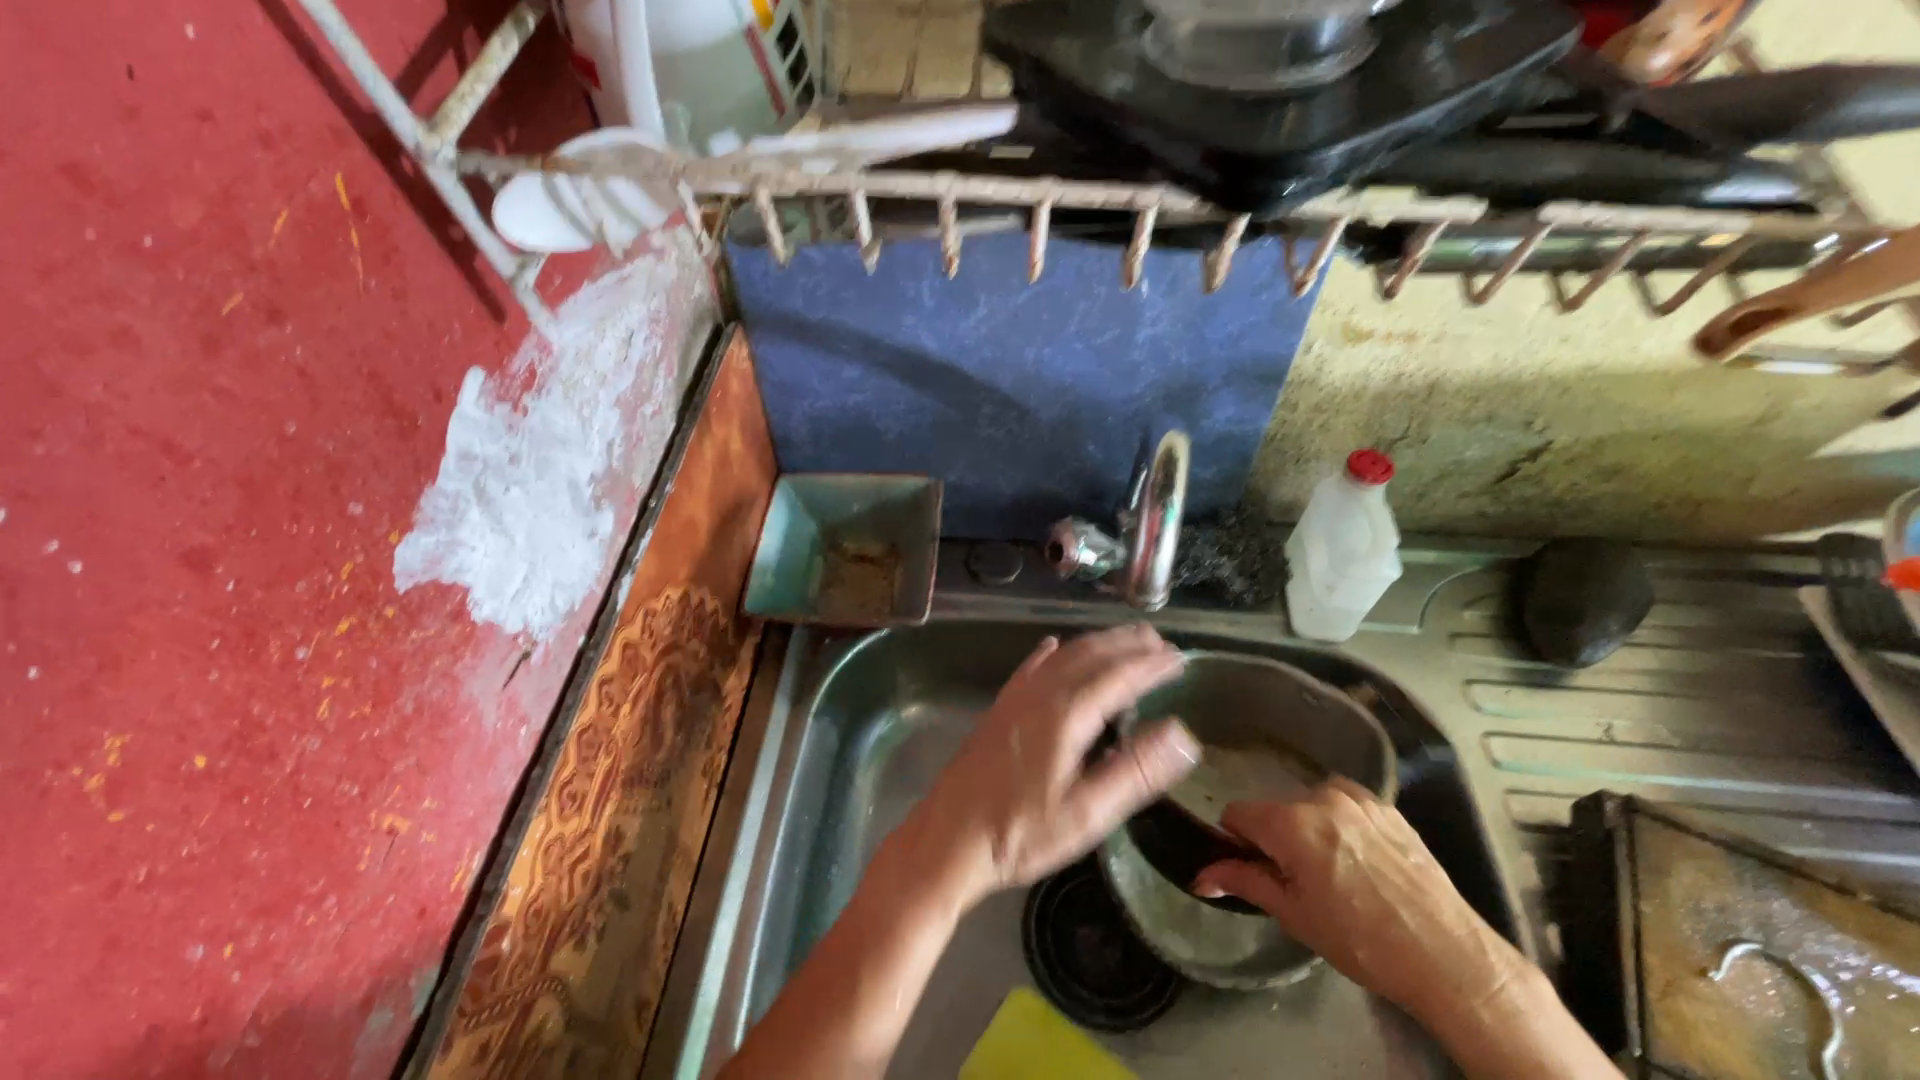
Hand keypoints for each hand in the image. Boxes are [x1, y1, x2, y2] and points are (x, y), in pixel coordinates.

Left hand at [910, 625, 1201, 904]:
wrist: (946, 840)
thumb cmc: (1020, 834)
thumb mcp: (1086, 814)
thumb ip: (1135, 772)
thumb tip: (1183, 734)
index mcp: (1066, 716)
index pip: (1119, 677)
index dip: (1152, 665)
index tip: (1181, 658)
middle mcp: (1040, 697)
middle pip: (1090, 656)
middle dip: (1126, 644)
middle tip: (1159, 640)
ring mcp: (1014, 701)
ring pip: (1061, 657)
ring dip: (1095, 644)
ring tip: (1122, 640)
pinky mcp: (997, 712)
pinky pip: (1029, 669)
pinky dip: (1049, 653)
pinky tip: (1052, 646)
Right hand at [1192, 778, 1530, 1026]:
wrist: (1446, 954)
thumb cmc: (1360, 941)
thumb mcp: (1293, 915)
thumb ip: (1244, 882)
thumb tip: (1200, 875)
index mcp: (1291, 823)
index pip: (1237, 813)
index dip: (1236, 842)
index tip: (1252, 869)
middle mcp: (1322, 798)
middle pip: (1276, 809)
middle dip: (1275, 838)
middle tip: (1296, 882)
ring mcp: (1361, 800)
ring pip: (1311, 805)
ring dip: (1308, 829)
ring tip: (1333, 873)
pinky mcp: (1390, 809)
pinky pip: (1347, 806)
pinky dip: (1341, 825)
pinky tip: (1360, 863)